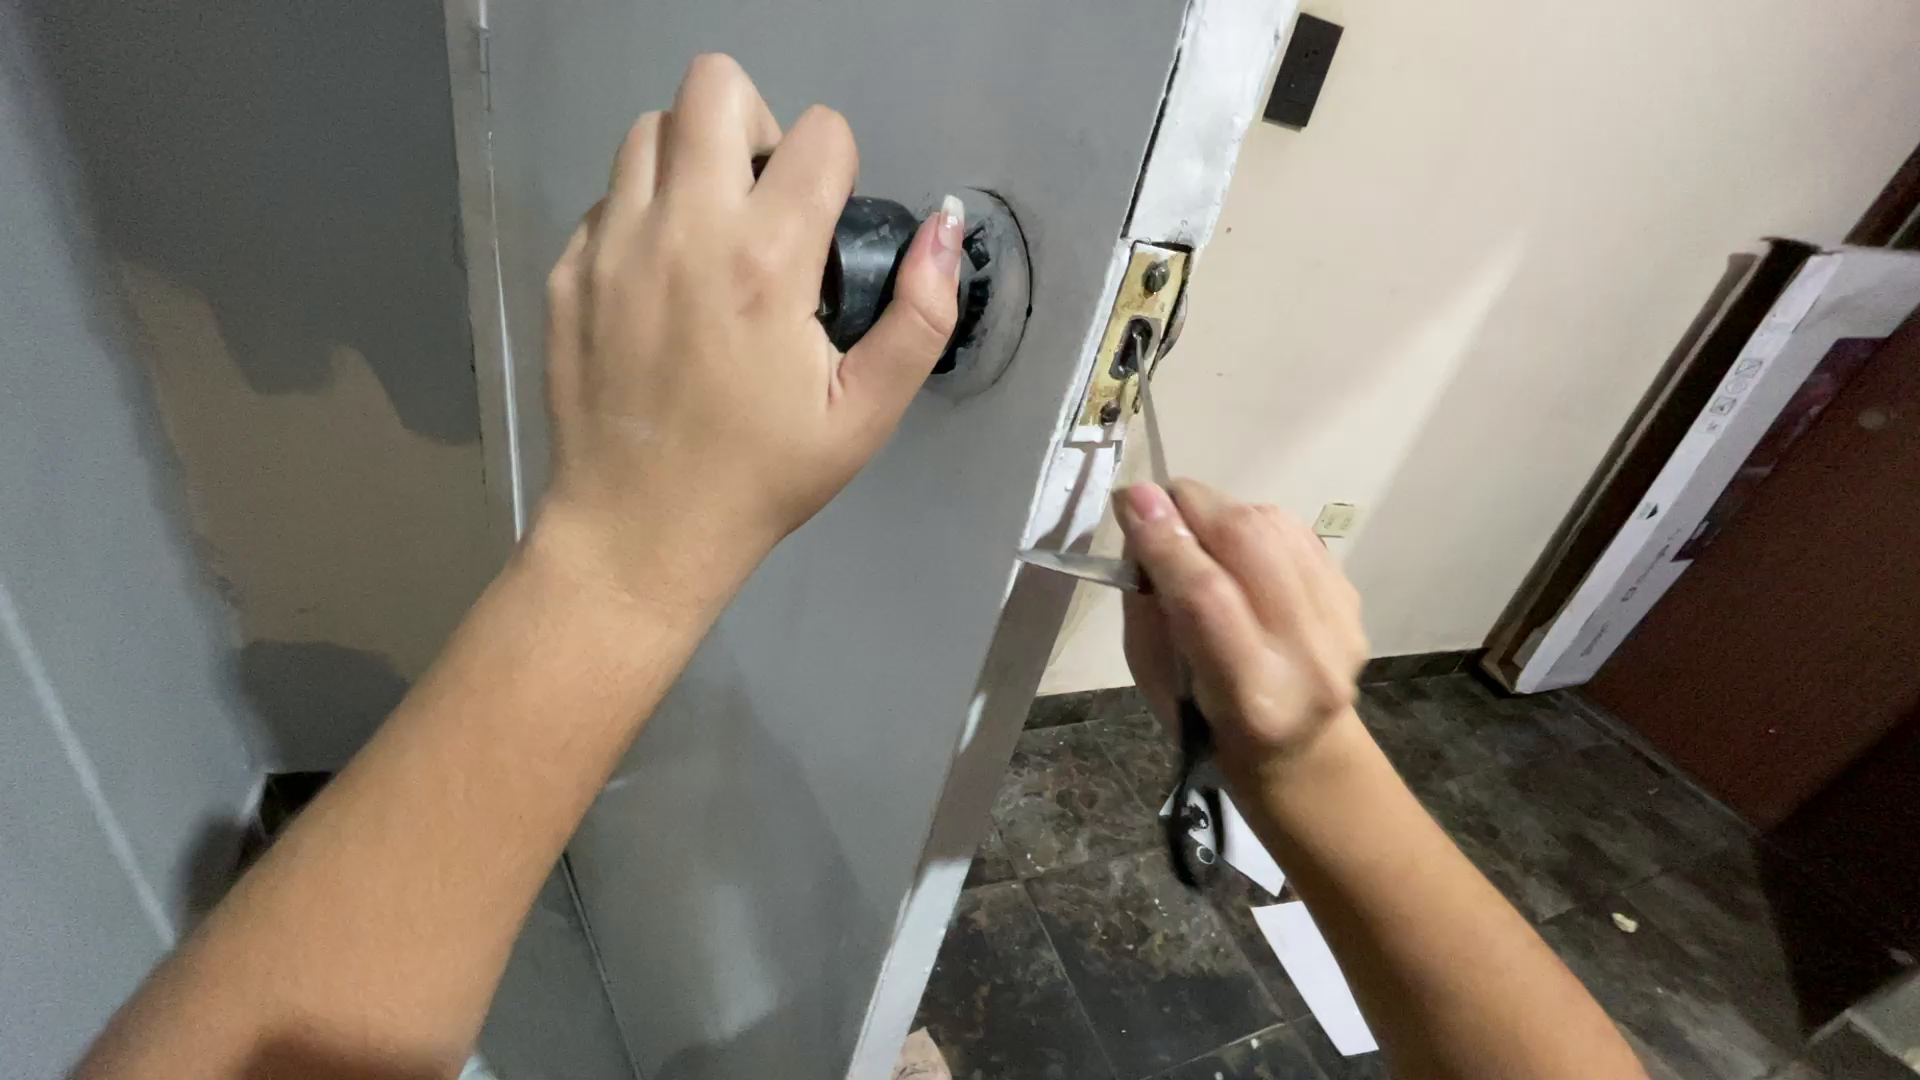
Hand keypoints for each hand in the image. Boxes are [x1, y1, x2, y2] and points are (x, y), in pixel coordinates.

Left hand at [531, 54, 963, 611]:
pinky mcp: (567, 271)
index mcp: (765, 263)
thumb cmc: (765, 478)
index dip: (840, 172)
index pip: (820, 135)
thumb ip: (919, 318)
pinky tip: (665, 287)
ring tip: (717, 245)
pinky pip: (610, 197)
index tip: (828, 237)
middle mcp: (681, 229)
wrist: (642, 530)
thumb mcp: (866, 415)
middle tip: (770, 214)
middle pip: (715, 86)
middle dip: (760, 131)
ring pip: (650, 130)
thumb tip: (944, 228)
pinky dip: (647, 215)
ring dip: (697, 164)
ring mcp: (610, 245)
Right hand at [1115, 480, 1367, 767]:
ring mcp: (1340, 624)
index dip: (1164, 539)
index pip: (1205, 596)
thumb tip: (1145, 518)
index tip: (1131, 499)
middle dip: (1194, 506)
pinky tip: (1232, 542)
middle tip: (1158, 502)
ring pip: (1274, 527)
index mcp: (1249, 695)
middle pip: (1250, 545)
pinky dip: (1252, 522)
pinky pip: (1294, 531)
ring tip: (1192, 526)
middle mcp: (1306, 657)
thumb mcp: (1153, 673)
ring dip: (1220, 509)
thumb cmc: (1202, 715)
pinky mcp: (1353, 598)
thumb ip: (1148, 598)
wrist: (1298, 746)